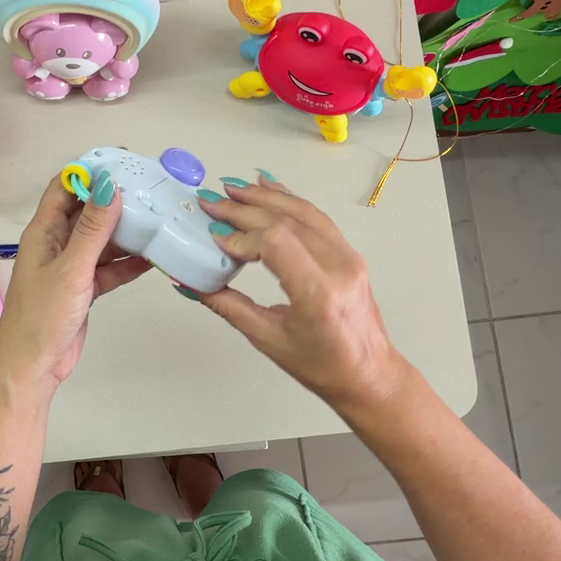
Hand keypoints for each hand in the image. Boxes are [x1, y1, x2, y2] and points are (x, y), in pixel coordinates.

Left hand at [0, 176, 150, 391]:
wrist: (33, 367)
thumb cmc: (42, 317)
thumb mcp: (71, 269)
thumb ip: (93, 230)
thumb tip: (110, 186)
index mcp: (43, 232)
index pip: (64, 188)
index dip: (89, 171)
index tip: (122, 161)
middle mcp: (55, 245)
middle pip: (87, 212)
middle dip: (115, 199)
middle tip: (150, 188)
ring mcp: (70, 268)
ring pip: (101, 240)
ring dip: (126, 231)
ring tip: (159, 218)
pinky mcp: (83, 289)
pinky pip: (108, 268)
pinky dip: (128, 262)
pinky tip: (153, 256)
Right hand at [185, 172, 410, 412]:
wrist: (368, 372)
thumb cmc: (321, 365)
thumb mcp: (267, 338)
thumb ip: (228, 305)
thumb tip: (193, 283)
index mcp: (317, 292)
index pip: (274, 243)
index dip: (240, 235)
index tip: (212, 237)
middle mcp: (337, 267)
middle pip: (284, 221)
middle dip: (243, 208)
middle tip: (210, 201)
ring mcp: (347, 256)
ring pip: (302, 211)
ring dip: (264, 196)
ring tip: (232, 188)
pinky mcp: (348, 253)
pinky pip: (316, 217)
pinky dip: (289, 199)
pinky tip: (268, 187)